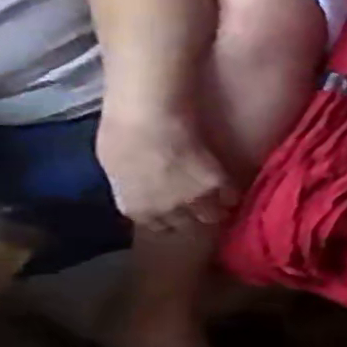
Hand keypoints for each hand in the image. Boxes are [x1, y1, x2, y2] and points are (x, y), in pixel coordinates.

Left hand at [95, 110, 237, 233]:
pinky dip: (230, 197)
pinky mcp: (219, 183)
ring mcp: (196, 197)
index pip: (157, 226)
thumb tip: (146, 195)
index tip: (171, 215)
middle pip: (189, 225)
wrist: (148, 121)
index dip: (165, 220)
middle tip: (196, 210)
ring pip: (215, 215)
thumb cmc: (119, 139)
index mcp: (137, 208)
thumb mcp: (115, 171)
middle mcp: (168, 209)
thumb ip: (134, 190)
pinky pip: (231, 198)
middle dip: (192, 219)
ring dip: (215, 211)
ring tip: (218, 204)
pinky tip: (229, 191)